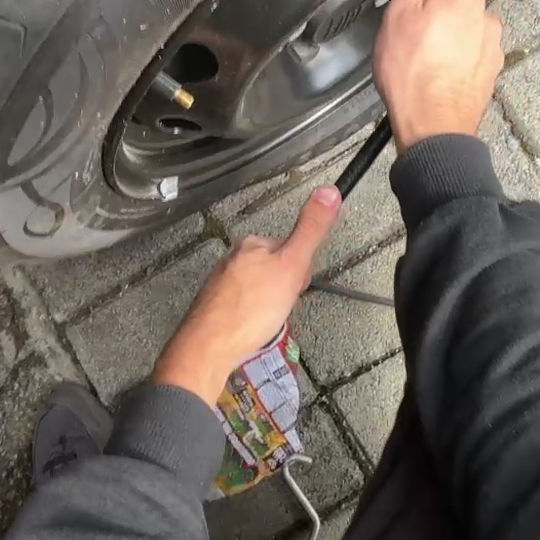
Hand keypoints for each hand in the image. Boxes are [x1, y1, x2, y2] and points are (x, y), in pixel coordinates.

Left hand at [151, 187, 341, 403]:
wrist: (210, 348)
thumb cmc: (252, 308)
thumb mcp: (292, 265)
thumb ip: (310, 230)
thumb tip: (329, 191)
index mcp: (251, 244)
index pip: (289, 249)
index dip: (299, 272)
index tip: (294, 286)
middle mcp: (232, 259)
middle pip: (274, 270)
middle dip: (283, 291)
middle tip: (279, 307)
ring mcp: (221, 284)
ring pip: (260, 290)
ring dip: (269, 307)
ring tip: (264, 322)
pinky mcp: (215, 308)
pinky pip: (245, 308)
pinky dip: (253, 319)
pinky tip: (251, 330)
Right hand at [372, 0, 503, 151]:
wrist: (433, 127)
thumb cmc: (413, 74)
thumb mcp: (401, 11)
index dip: (416, 0)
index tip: (404, 19)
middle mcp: (487, 20)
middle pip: (451, 10)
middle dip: (431, 24)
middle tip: (409, 46)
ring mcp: (491, 50)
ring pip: (459, 37)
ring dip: (443, 46)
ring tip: (421, 67)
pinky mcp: (488, 76)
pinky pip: (466, 62)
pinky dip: (451, 68)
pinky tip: (433, 81)